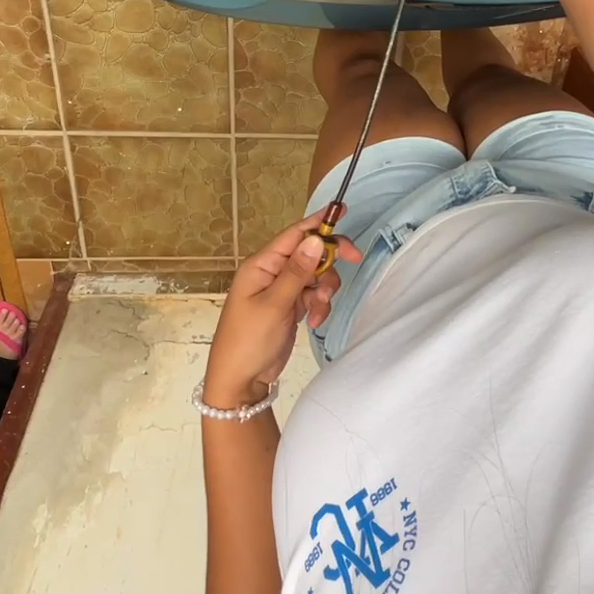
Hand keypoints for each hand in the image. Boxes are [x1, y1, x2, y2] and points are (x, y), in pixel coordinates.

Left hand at [205, 211, 362, 408]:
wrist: (240, 382)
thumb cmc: (248, 341)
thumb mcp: (275, 305)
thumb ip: (297, 272)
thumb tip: (315, 239)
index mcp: (261, 265)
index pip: (294, 235)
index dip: (319, 223)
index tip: (342, 211)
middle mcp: (271, 272)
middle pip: (309, 253)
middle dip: (328, 261)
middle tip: (354, 260)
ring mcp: (281, 290)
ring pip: (315, 275)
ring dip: (324, 289)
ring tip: (318, 310)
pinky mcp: (289, 306)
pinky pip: (312, 295)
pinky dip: (319, 305)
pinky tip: (314, 320)